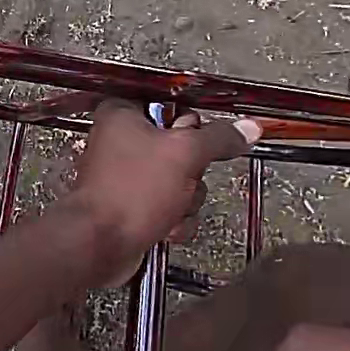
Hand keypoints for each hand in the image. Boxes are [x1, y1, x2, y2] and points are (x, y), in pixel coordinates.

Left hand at [64, 100, 258, 287]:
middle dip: (192, 173)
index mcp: (123, 113)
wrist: (99, 244)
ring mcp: (128, 175)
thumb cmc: (134, 189)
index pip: (171, 105)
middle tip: (182, 180)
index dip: (189, 125)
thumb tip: (249, 127)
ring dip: (186, 201)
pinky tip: (165, 229)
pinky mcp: (133, 205)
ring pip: (181, 181)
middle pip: (182, 147)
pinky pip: (170, 206)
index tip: (193, 141)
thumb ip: (218, 138)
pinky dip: (173, 220)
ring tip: (170, 210)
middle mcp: (122, 139)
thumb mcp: (184, 154)